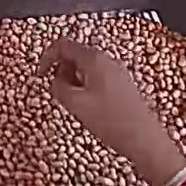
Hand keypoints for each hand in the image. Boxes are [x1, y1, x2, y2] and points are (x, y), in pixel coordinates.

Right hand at [37, 37, 184, 184]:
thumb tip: (53, 80)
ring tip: (75, 104)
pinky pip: (97, 78)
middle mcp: (107, 60)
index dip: (47, 57)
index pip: (63, 45)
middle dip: (61, 71)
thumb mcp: (75, 104)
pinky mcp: (122, 85)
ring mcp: (116, 72)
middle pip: (75, 55)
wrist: (144, 140)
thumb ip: (58, 87)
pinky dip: (86, 88)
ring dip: (73, 81)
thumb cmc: (111, 121)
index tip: (40, 75)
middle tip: (59, 93)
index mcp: (94, 59)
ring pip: (85, 68)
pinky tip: (89, 108)